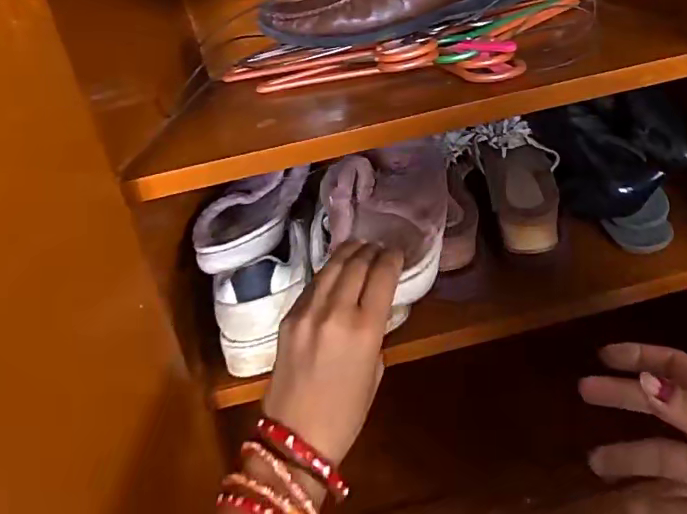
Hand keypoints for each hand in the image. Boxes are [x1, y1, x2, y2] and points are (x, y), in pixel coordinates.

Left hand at [261, 240, 402, 466]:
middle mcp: (335, 311)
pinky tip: (336, 270)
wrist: (294, 439)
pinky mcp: (289, 316)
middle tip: (380, 247)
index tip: (397, 253)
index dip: (392, 258)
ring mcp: (308, 311)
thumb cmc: (346, 414)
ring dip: (349, 252)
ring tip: (360, 247)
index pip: (382, 274)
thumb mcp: (375, 370)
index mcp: (364, 329)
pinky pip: (313, 283)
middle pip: (357, 262)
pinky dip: (329, 271)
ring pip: (332, 265)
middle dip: (372, 250)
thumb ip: (375, 331)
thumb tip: (373, 306)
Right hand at [578, 344, 686, 513]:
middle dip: (622, 398)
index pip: (678, 371)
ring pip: (660, 462)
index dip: (642, 357)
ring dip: (627, 458)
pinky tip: (623, 505)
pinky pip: (671, 508)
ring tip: (593, 462)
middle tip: (583, 392)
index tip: (603, 354)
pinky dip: (644, 504)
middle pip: (660, 410)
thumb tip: (646, 381)